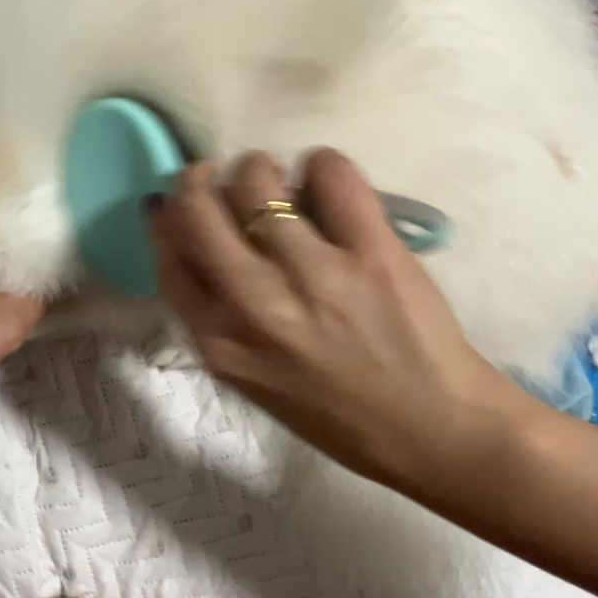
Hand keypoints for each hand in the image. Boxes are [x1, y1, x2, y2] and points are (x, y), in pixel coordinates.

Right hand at [149, 149, 535, 490]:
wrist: (430, 430)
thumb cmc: (336, 415)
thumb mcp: (252, 380)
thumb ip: (220, 321)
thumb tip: (204, 251)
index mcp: (220, 343)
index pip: (169, 257)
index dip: (166, 219)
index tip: (175, 204)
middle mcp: (254, 304)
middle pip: (198, 208)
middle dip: (199, 181)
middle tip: (220, 177)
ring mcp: (312, 274)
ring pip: (256, 179)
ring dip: (260, 171)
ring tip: (281, 187)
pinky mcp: (371, 250)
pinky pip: (330, 172)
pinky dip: (322, 167)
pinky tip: (328, 186)